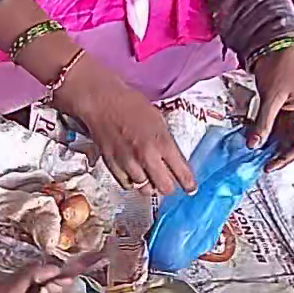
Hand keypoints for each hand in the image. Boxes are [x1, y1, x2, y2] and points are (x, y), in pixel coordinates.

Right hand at [55, 56, 195, 195]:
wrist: (103, 103)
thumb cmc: (129, 105)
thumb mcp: (158, 120)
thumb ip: (167, 143)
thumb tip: (174, 160)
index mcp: (162, 142)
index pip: (181, 171)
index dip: (188, 183)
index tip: (190, 188)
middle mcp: (146, 155)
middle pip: (164, 187)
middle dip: (168, 186)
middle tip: (168, 182)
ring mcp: (128, 162)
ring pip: (145, 189)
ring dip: (149, 184)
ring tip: (149, 176)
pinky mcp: (113, 166)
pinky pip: (127, 184)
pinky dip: (132, 182)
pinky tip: (134, 173)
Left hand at [249, 44, 293, 170]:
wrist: (274, 46)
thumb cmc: (281, 67)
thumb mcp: (272, 97)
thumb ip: (264, 122)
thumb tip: (254, 144)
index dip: (286, 158)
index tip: (269, 167)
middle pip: (289, 144)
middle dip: (274, 154)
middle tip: (255, 163)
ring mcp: (287, 112)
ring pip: (278, 137)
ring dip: (265, 145)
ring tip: (250, 155)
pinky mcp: (276, 108)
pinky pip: (269, 126)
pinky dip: (260, 134)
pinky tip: (248, 139)